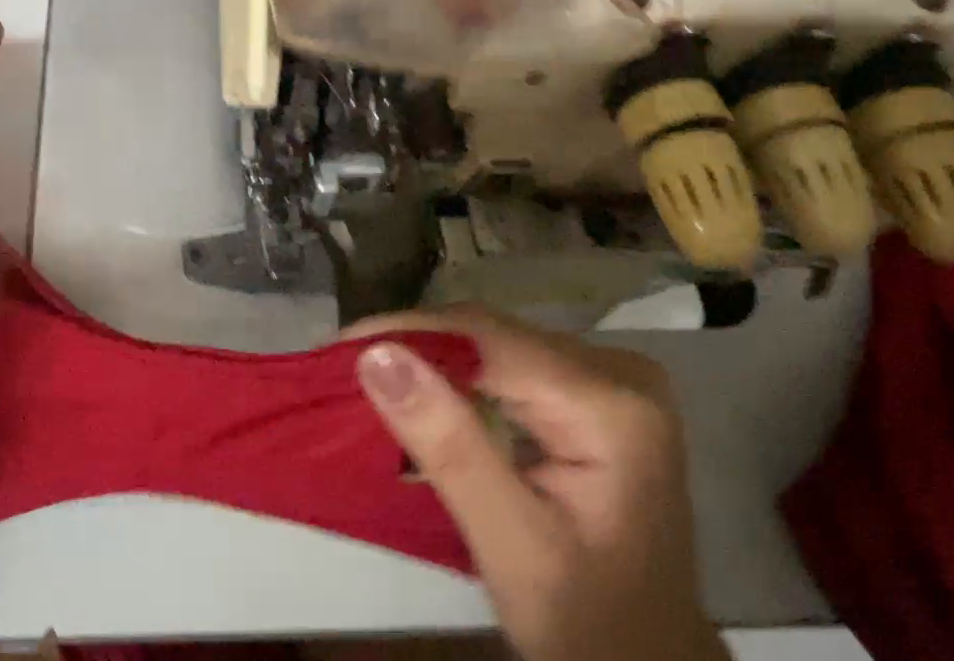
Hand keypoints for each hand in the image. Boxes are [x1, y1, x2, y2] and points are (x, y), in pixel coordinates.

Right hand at [347, 309, 726, 660]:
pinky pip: (509, 369)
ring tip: (366, 379)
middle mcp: (618, 372)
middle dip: (413, 348)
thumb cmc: (587, 620)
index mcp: (611, 404)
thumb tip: (377, 355)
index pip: (488, 339)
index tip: (335, 350)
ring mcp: (609, 382)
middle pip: (492, 337)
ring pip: (494, 347)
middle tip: (339, 370)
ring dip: (430, 363)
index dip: (406, 332)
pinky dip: (457, 383)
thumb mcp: (511, 544)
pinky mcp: (593, 398)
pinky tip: (419, 399)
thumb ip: (449, 447)